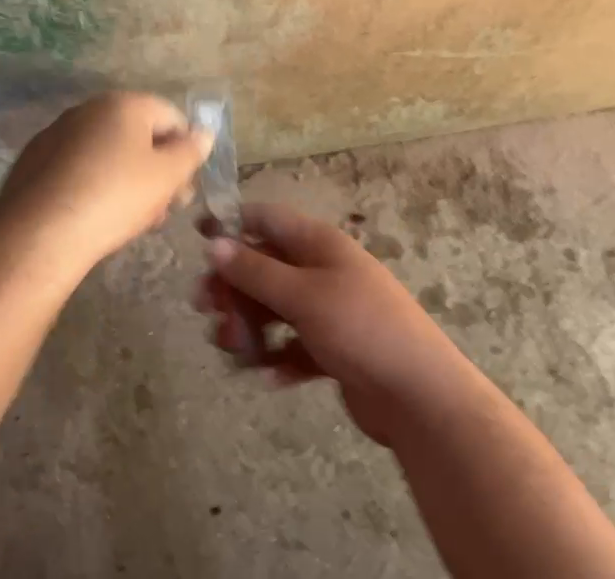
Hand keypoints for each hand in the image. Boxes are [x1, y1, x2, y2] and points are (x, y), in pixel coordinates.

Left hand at [0, 91, 211, 265]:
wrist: (40, 234)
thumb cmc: (114, 198)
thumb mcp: (166, 177)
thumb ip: (191, 151)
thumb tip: (203, 133)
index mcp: (122, 104)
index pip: (170, 116)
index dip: (186, 149)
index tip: (186, 186)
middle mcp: (87, 109)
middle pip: (137, 134)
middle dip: (157, 169)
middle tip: (165, 208)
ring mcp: (56, 133)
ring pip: (107, 152)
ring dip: (127, 179)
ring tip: (132, 219)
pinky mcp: (34, 161)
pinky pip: (77, 167)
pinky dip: (94, 184)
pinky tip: (96, 216)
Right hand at [197, 204, 474, 445]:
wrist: (419, 395)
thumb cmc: (360, 329)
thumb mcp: (303, 295)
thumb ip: (255, 270)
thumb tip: (214, 243)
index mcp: (319, 244)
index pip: (266, 219)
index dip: (231, 222)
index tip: (196, 234)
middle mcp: (322, 270)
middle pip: (263, 267)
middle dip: (232, 288)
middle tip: (206, 311)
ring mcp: (329, 310)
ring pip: (273, 310)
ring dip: (250, 327)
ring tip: (237, 353)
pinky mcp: (332, 349)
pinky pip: (291, 346)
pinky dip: (276, 357)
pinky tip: (269, 376)